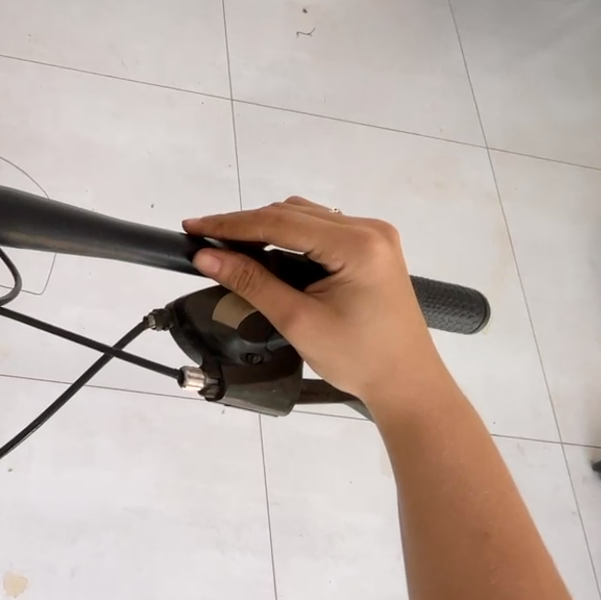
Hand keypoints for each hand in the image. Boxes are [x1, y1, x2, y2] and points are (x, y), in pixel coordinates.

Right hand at [183, 197, 452, 415]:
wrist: (408, 386)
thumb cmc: (356, 358)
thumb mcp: (297, 320)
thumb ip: (250, 282)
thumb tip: (205, 256)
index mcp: (356, 245)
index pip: (280, 222)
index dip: (230, 224)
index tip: (192, 227)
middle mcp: (368, 229)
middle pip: (291, 214)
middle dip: (244, 225)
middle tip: (203, 240)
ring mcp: (372, 236)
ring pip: (302, 217)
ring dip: (264, 228)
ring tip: (227, 247)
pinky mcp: (370, 247)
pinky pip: (317, 228)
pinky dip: (286, 236)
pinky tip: (264, 251)